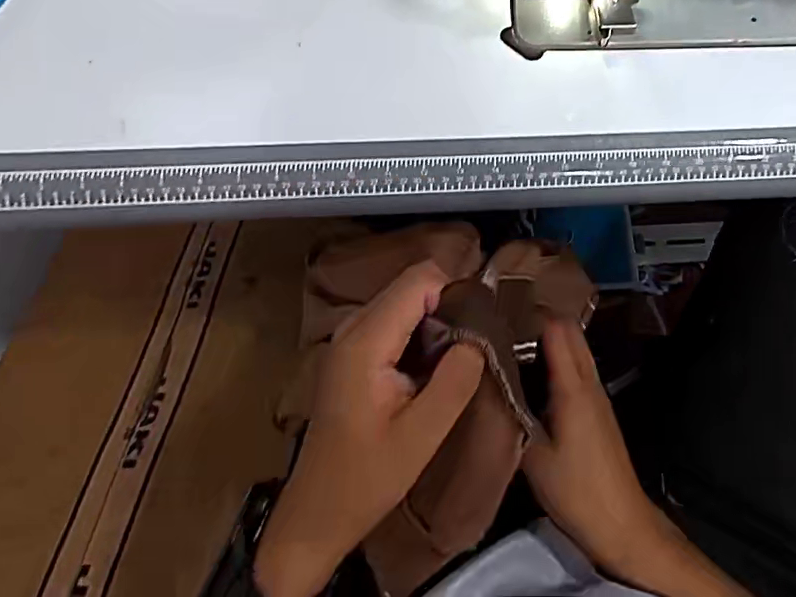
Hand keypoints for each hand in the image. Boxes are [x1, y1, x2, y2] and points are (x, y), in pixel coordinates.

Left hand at [255, 260, 484, 596]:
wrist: (314, 515)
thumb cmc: (367, 479)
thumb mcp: (422, 436)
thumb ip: (457, 378)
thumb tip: (481, 331)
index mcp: (366, 341)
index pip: (420, 279)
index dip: (455, 294)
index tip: (476, 330)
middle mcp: (353, 326)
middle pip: (412, 283)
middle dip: (448, 305)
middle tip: (469, 348)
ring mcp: (349, 335)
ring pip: (405, 297)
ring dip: (435, 318)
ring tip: (452, 361)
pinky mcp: (352, 348)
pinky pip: (394, 316)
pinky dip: (419, 330)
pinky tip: (428, 369)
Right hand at [524, 318, 747, 596]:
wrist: (622, 522)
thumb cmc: (576, 490)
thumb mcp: (533, 456)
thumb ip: (513, 414)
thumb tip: (490, 381)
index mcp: (573, 387)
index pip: (557, 330)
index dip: (532, 314)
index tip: (502, 311)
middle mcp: (589, 381)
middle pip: (571, 331)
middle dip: (541, 319)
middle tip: (505, 323)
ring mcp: (598, 393)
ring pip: (577, 348)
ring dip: (552, 338)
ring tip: (513, 343)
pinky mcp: (599, 407)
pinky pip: (579, 366)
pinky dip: (560, 357)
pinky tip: (535, 373)